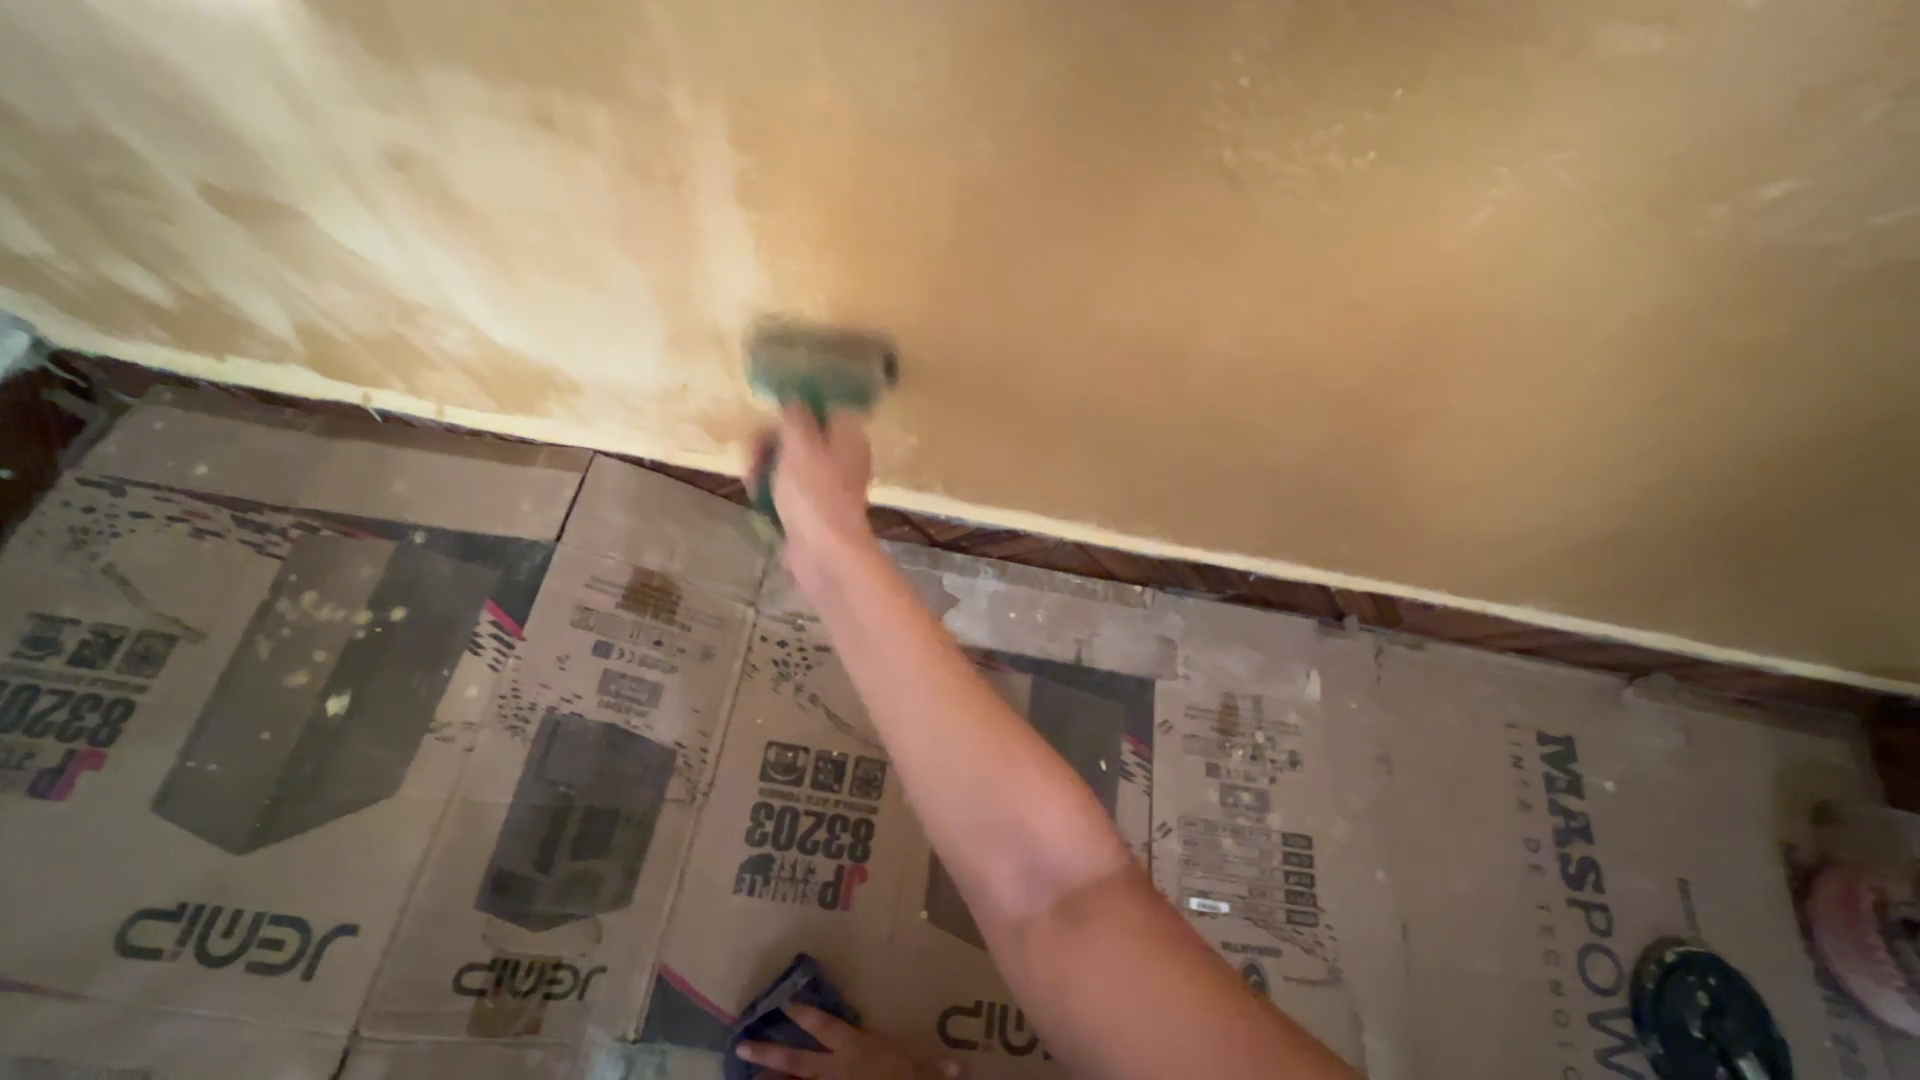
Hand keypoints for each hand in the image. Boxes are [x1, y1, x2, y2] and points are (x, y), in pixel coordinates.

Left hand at [735, 1003, 960, 1079]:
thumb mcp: (922, 1074)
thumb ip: (935, 1070)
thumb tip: (958, 1069)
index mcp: (855, 1051)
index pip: (825, 1027)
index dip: (804, 1014)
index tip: (786, 1001)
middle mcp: (834, 1071)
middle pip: (796, 1062)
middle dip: (768, 1053)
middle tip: (740, 1045)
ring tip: (746, 1078)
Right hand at [753, 405, 878, 589]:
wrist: (824, 553)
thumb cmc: (814, 493)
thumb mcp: (800, 444)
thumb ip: (796, 416)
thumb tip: (795, 400)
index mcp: (849, 436)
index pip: (825, 407)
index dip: (797, 407)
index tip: (771, 413)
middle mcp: (843, 457)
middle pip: (803, 435)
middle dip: (772, 441)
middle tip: (753, 452)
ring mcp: (828, 485)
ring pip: (791, 462)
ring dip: (766, 465)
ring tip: (751, 478)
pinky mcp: (813, 508)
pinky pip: (789, 488)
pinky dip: (772, 488)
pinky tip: (756, 494)